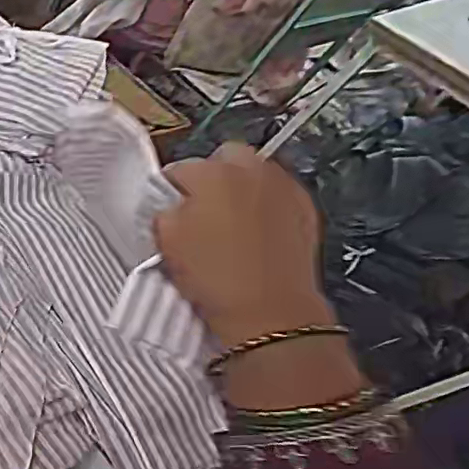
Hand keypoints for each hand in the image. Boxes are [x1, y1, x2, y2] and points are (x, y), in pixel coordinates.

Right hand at [154, 142, 334, 346]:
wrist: (267, 310)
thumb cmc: (214, 276)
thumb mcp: (166, 243)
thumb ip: (163, 213)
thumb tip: (170, 207)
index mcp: (212, 174)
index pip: (179, 169)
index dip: (169, 191)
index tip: (167, 210)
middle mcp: (252, 170)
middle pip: (223, 158)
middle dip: (210, 178)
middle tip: (199, 212)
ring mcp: (283, 186)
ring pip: (254, 174)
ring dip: (239, 189)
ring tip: (228, 225)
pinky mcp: (304, 208)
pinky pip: (277, 195)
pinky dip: (264, 206)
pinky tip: (253, 235)